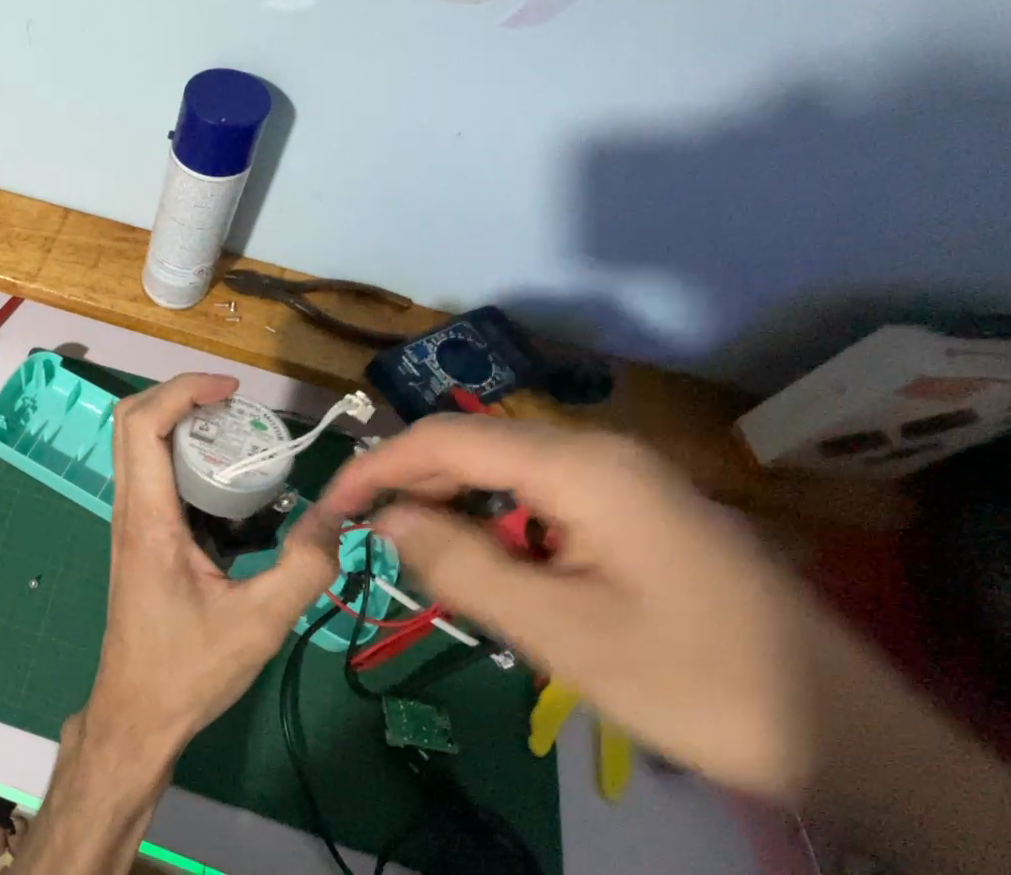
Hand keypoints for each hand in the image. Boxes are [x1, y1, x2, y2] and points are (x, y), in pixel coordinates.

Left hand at [82, 373, 346, 761]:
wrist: (136, 714)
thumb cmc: (188, 670)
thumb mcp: (261, 622)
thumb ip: (305, 566)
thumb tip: (340, 516)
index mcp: (148, 518)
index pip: (142, 424)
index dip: (182, 389)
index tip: (232, 389)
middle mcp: (131, 510)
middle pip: (132, 423)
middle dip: (182, 398)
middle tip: (238, 408)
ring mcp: (132, 523)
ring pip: (142, 449)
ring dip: (185, 429)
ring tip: (243, 439)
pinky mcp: (142, 538)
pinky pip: (157, 479)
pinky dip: (189, 464)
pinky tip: (237, 491)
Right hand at [314, 413, 852, 802]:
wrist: (845, 733)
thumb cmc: (693, 679)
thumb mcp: (558, 631)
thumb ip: (459, 564)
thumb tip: (384, 520)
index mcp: (579, 467)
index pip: (443, 440)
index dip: (374, 469)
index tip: (328, 512)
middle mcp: (597, 453)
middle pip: (471, 448)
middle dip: (407, 488)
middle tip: (360, 540)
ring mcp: (621, 479)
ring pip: (503, 473)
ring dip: (448, 508)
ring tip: (412, 557)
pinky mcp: (635, 510)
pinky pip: (538, 498)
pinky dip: (492, 524)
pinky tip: (484, 566)